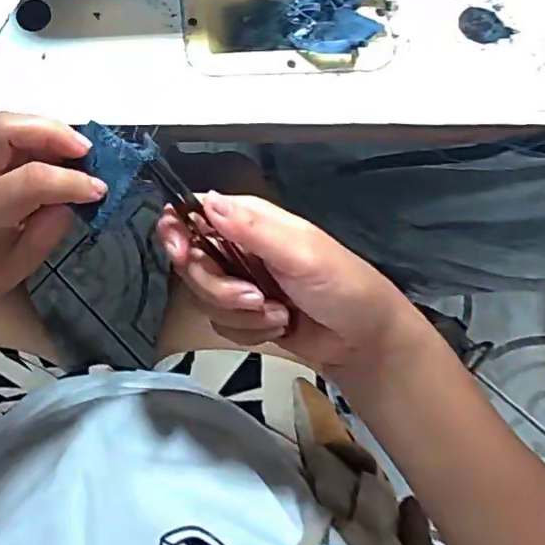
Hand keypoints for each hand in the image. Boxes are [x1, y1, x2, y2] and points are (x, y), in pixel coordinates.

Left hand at [0, 113, 104, 336]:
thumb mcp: (23, 264)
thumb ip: (52, 224)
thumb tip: (78, 191)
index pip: (29, 179)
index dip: (70, 180)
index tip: (98, 189)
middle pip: (4, 128)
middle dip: (51, 131)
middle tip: (85, 151)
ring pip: (2, 124)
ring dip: (43, 131)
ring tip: (74, 152)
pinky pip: (0, 136)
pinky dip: (32, 138)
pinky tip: (53, 155)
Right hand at [155, 193, 425, 377]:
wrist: (366, 343)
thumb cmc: (345, 286)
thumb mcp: (301, 252)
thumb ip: (252, 228)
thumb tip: (209, 201)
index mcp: (247, 219)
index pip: (193, 212)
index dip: (177, 229)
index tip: (180, 251)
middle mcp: (236, 246)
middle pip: (191, 261)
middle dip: (217, 286)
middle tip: (252, 296)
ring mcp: (237, 279)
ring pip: (202, 296)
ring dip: (240, 312)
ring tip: (278, 313)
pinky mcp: (241, 312)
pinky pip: (219, 322)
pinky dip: (247, 330)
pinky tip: (277, 326)